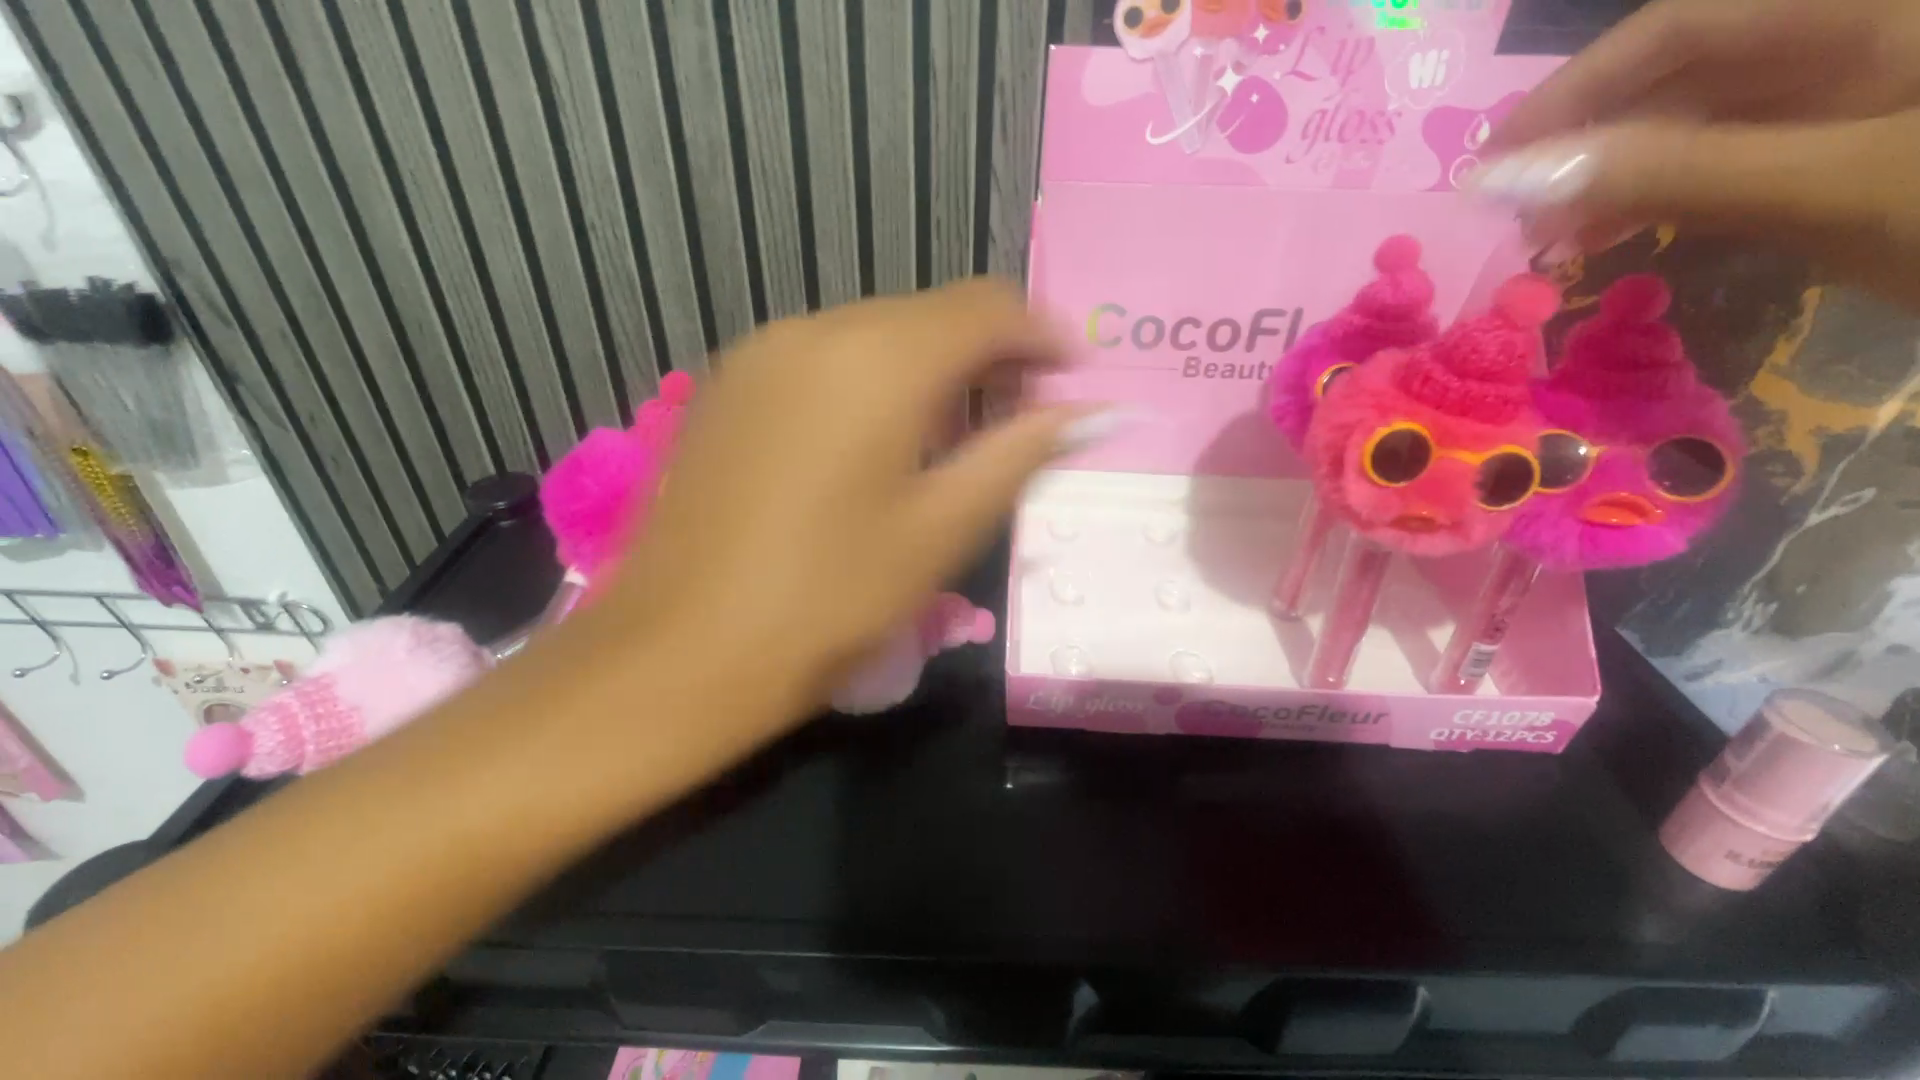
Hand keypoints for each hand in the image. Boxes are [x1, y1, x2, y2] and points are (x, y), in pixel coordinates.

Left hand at [601, 279, 1098, 725]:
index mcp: (879, 358)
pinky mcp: (726, 387)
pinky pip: (821, 360)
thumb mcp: (940, 531)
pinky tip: (876, 446)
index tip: (1074, 379)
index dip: (1042, 335)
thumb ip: (1019, 454)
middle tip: (1019, 422)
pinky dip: (869, 384)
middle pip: (928, 315)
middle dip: (987, 355)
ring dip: (928, 370)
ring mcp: (760, 354)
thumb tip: (1089, 411)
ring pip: (872, 335)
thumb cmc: (828, 600)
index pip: (986, 307)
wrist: (678, 653)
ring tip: (951, 442)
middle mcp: (816, 329)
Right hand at [1466, 0, 1919, 306]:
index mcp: (1864, 12)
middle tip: (1513, 223)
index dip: (1570, 93)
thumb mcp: (1837, 190)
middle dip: (1587, 146)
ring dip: (1619, 182)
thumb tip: (1508, 179)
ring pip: (1704, 125)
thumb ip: (1669, 174)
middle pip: (1683, 77)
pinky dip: (1669, 201)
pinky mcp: (1860, 158)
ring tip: (1552, 243)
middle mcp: (1859, 38)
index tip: (1486, 167)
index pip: (1675, 28)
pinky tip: (1621, 239)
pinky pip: (1738, 165)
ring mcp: (1865, 98)